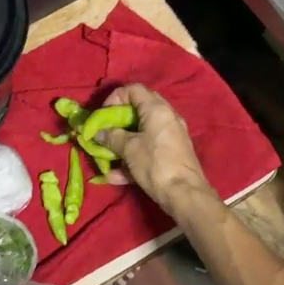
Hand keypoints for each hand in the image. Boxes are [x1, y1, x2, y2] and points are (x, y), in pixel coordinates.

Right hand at [93, 84, 214, 215]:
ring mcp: (172, 136)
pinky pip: (149, 149)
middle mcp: (167, 117)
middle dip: (118, 121)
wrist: (185, 194)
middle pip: (138, 109)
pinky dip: (134, 158)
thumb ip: (111, 137)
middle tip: (106, 131)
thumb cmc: (155, 164)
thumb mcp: (129, 149)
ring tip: (107, 156)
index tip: (103, 115)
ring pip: (143, 132)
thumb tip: (98, 133)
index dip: (115, 98)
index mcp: (157, 109)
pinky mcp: (172, 154)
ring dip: (123, 142)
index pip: (134, 89)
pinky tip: (117, 176)